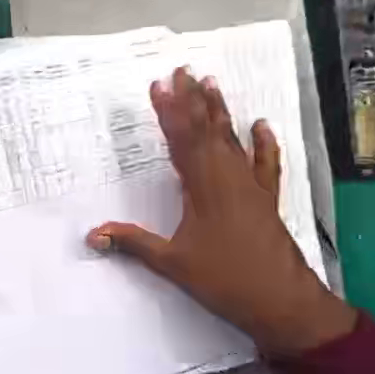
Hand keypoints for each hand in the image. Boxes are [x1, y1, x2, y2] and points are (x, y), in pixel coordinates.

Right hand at [88, 67, 355, 358]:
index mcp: (204, 188)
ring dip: (220, 112)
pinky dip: (264, 143)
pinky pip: (264, 164)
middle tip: (182, 71)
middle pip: (208, 131)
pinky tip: (261, 125)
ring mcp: (250, 187)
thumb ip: (133, 244)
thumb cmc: (224, 280)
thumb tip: (93, 235)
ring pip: (233, 140)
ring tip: (211, 83)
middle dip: (192, 100)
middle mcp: (228, 179)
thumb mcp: (171, 263)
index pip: (182, 140)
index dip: (169, 112)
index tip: (158, 85)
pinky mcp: (265, 200)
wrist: (282, 302)